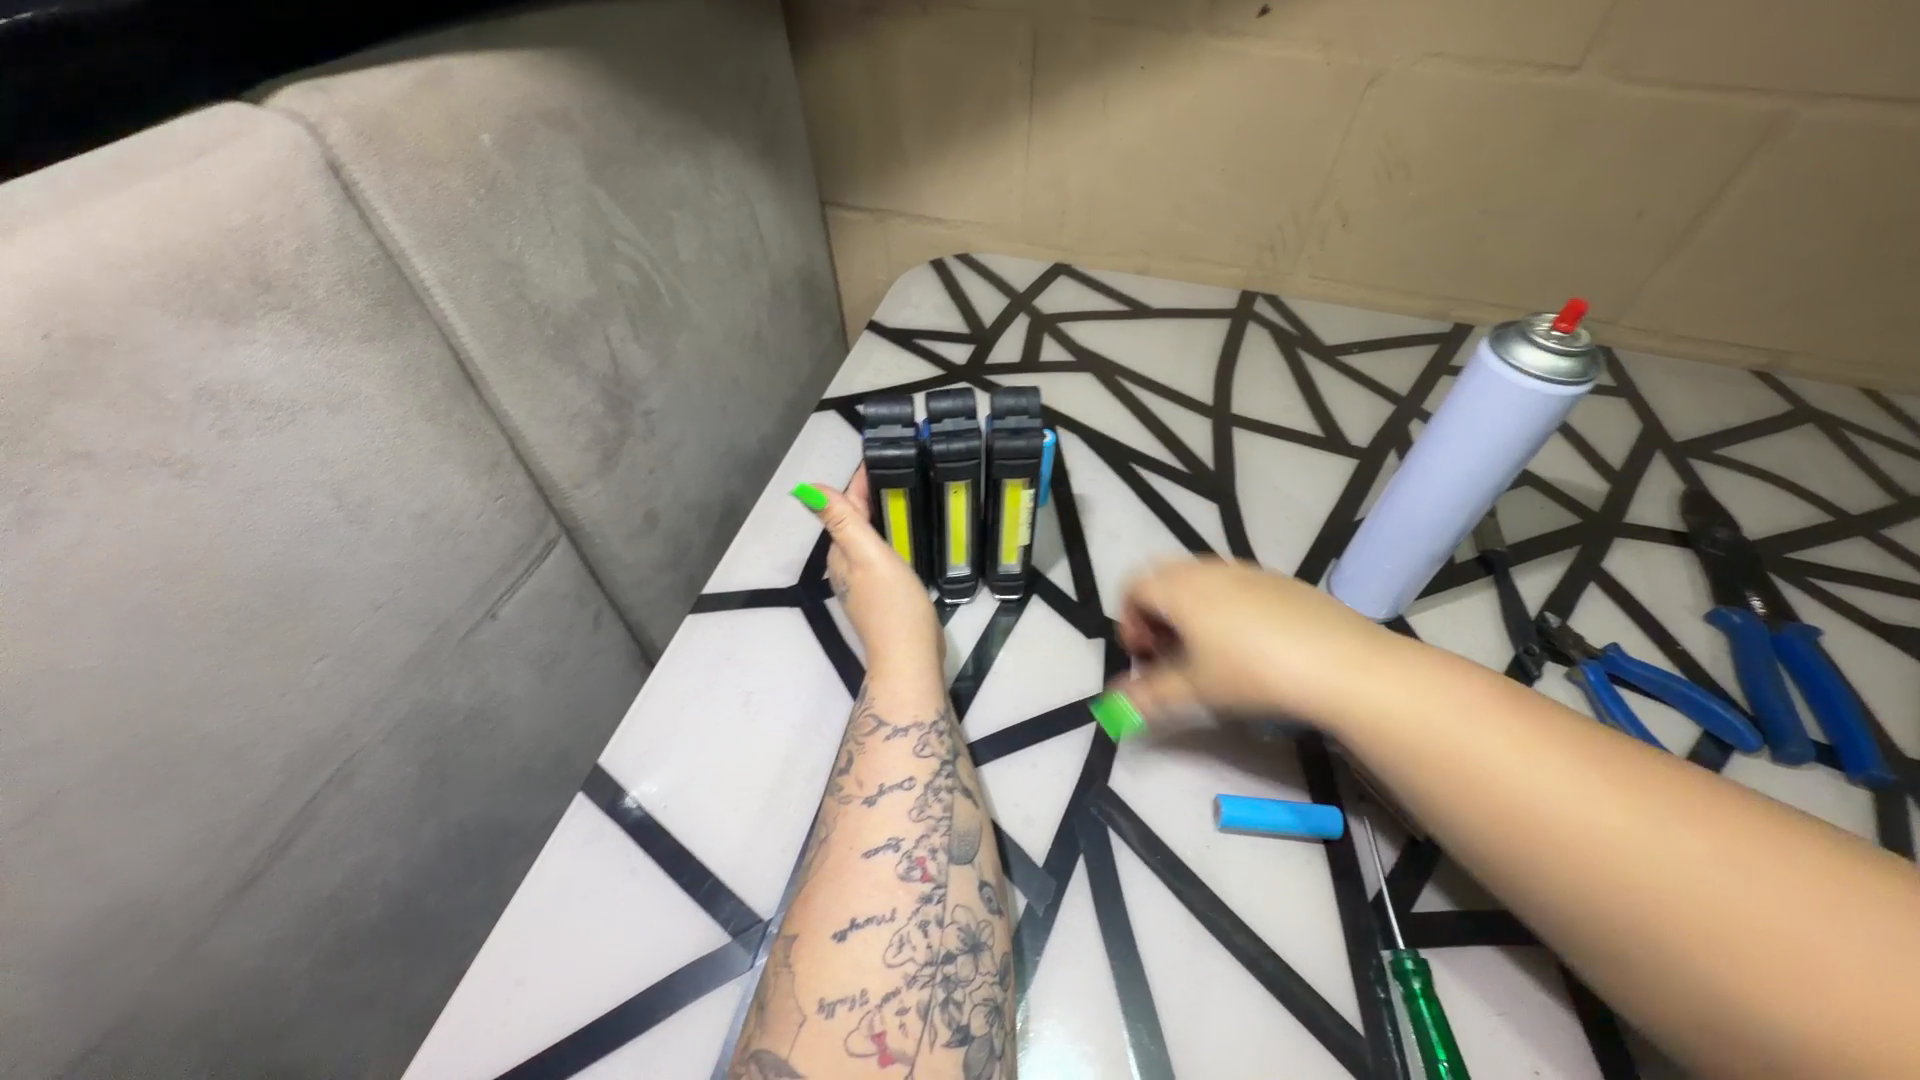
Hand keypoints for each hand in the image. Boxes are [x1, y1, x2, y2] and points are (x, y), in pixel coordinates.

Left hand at [793, 467, 942, 676]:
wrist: (910, 656)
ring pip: (867, 538)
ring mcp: (864, 583)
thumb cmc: (892, 604)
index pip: (845, 506)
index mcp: (840, 553)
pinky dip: (890, 537)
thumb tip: (805, 488)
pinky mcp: (882, 595)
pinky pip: (881, 555)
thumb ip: (842, 520)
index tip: (878, 457)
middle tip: (895, 468)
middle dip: (867, 495)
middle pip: (854, 521)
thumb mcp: (869, 555)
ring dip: (879, 515)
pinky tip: (906, 534)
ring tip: (902, 493)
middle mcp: (847, 566)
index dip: (859, 482)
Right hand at [1111, 558, 1400, 728]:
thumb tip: (1112, 708)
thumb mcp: (1194, 691)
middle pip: (1166, 579)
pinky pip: (1238, 587)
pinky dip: (1227, 609)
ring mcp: (1250, 571)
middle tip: (1169, 653)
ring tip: (1209, 652)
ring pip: (1203, 582)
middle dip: (1157, 615)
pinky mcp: (1283, 582)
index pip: (1134, 588)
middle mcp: (1210, 569)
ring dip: (1191, 612)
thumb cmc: (1252, 674)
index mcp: (1180, 588)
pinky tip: (1252, 647)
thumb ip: (1146, 697)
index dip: (1128, 622)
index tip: (1142, 656)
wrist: (1341, 664)